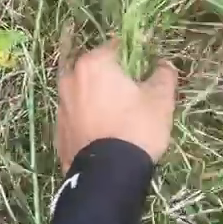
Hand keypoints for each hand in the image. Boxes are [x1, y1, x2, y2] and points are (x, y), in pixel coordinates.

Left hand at [55, 39, 177, 171]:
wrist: (107, 176)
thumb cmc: (136, 128)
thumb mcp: (160, 99)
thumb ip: (164, 75)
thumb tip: (164, 65)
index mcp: (94, 64)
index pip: (116, 47)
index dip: (134, 57)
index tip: (146, 72)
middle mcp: (71, 79)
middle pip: (98, 70)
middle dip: (115, 78)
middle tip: (136, 95)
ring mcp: (61, 106)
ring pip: (86, 94)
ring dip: (101, 99)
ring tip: (123, 118)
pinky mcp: (58, 130)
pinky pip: (80, 116)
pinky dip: (92, 119)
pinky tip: (108, 134)